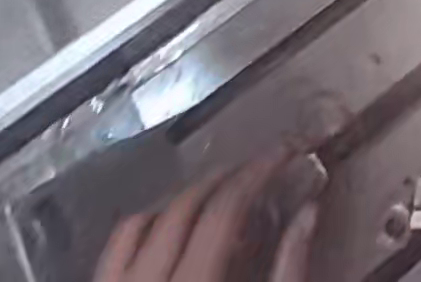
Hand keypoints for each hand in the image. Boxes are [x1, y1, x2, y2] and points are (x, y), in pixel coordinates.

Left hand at [94, 152, 318, 281]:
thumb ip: (289, 270)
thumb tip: (309, 211)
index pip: (223, 210)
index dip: (258, 172)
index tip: (286, 151)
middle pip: (182, 209)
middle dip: (225, 176)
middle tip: (259, 165)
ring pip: (139, 225)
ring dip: (182, 198)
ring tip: (217, 191)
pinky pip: (111, 254)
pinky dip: (143, 228)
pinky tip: (171, 229)